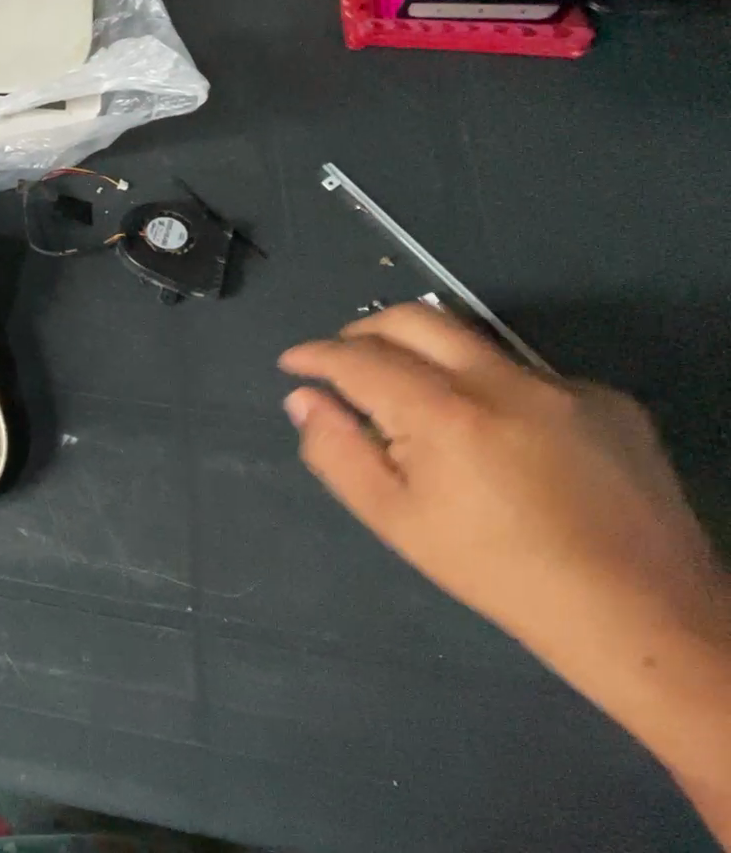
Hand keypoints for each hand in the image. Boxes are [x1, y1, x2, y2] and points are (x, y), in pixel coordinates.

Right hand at [280, 304, 730, 843]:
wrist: (637, 611)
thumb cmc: (492, 568)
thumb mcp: (390, 517)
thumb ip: (335, 450)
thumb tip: (306, 400)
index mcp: (445, 413)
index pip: (359, 358)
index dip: (315, 355)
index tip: (292, 364)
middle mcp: (505, 382)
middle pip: (416, 320)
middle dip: (363, 332)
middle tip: (340, 361)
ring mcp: (565, 387)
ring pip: (471, 343)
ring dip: (422, 355)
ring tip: (407, 397)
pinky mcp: (609, 402)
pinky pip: (525, 375)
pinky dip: (485, 388)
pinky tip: (491, 436)